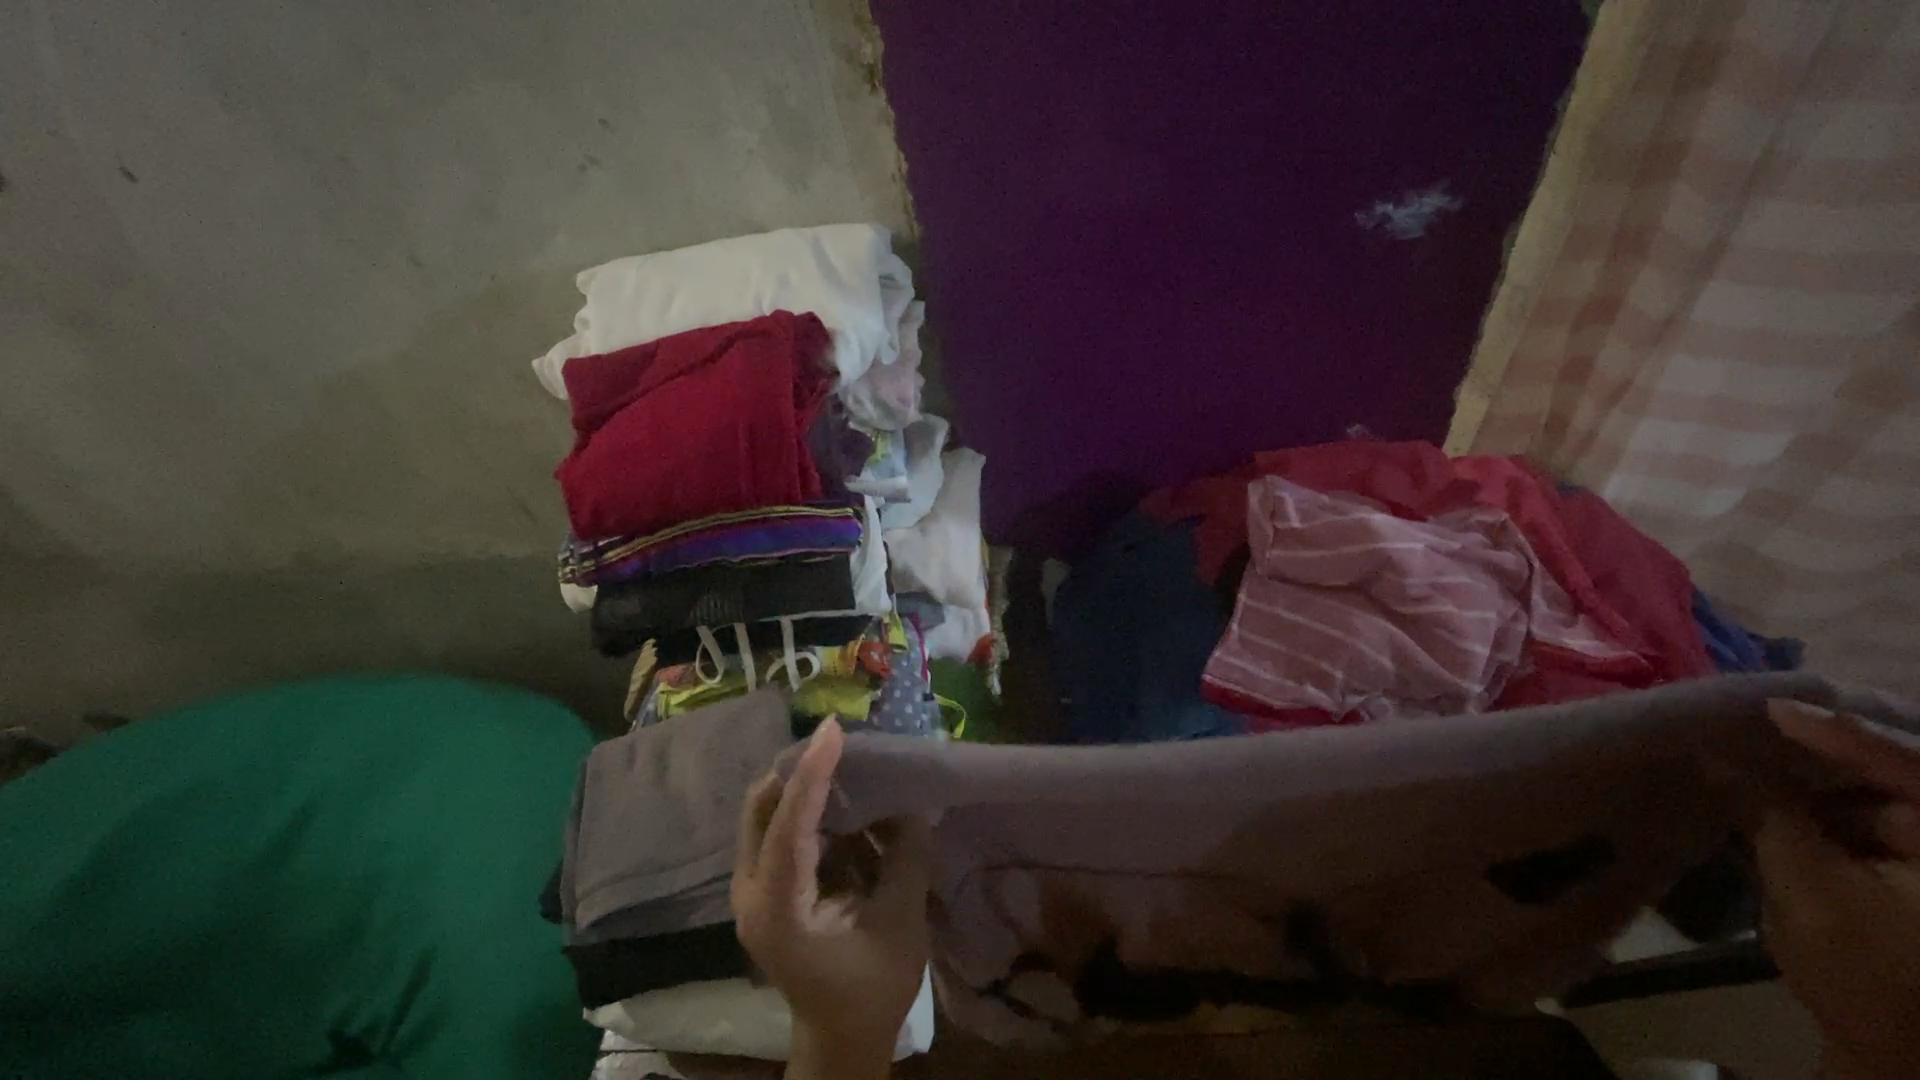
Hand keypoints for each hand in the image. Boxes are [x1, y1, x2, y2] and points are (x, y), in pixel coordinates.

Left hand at [731, 718, 930, 1079]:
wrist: (840, 1038)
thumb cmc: (872, 989)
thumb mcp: (901, 924)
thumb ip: (906, 857)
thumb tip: (911, 803)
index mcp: (778, 909)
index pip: (790, 825)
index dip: (813, 773)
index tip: (835, 731)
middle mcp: (749, 892)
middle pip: (762, 806)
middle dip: (800, 769)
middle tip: (845, 745)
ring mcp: (750, 889)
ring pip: (766, 812)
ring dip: (805, 786)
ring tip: (851, 765)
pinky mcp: (763, 888)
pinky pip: (779, 829)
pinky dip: (809, 808)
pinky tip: (847, 803)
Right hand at [1756, 700, 1919, 1079]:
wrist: (1906, 1062)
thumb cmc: (1868, 977)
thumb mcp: (1807, 890)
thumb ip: (1769, 815)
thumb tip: (1720, 758)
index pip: (1910, 767)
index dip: (1839, 734)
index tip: (1772, 709)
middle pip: (1905, 781)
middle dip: (1836, 755)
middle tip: (1769, 730)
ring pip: (1894, 808)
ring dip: (1833, 791)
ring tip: (1770, 771)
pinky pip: (1892, 833)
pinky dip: (1845, 819)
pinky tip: (1796, 814)